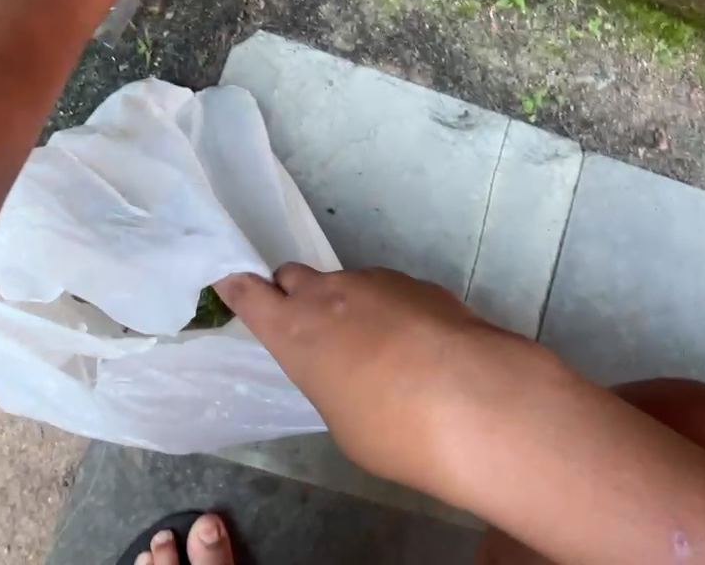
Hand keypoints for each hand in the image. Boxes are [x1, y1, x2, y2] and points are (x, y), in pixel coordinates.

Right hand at [216, 265, 572, 497]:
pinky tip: (419, 347)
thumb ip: (330, 377)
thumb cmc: (391, 428)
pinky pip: (389, 291)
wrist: (473, 397)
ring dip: (350, 306)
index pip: (249, 292)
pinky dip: (391, 311)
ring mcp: (376, 281)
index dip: (238, 287)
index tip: (232, 282)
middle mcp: (329, 295)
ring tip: (380, 351)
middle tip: (312, 327)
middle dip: (294, 294)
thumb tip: (348, 365)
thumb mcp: (341, 418)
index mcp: (295, 330)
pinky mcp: (417, 282)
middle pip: (294, 276)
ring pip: (347, 285)